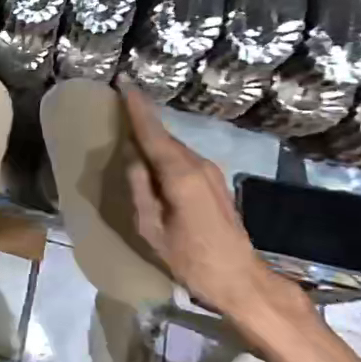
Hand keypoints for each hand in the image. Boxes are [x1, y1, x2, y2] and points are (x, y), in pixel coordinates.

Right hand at [119, 82, 313, 344]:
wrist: (240, 279)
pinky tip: (153, 158)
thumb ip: (139, 188)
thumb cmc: (190, 258)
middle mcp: (198, 164)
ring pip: (175, 147)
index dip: (136, 107)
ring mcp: (211, 172)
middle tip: (120, 104)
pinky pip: (183, 158)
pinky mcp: (215, 182)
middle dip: (143, 119)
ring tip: (131, 129)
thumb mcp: (151, 228)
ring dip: (154, 137)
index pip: (153, 132)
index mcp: (180, 174)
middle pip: (164, 136)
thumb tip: (132, 157)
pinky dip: (165, 152)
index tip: (124, 82)